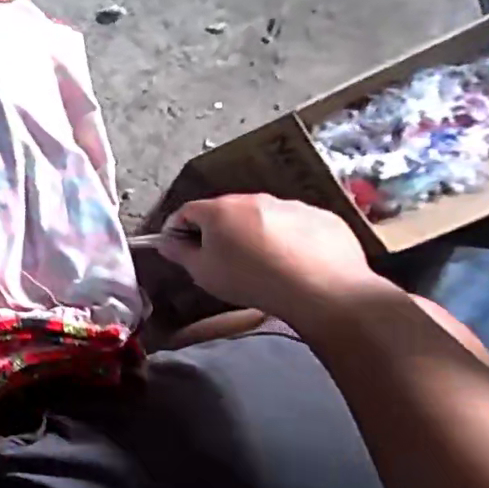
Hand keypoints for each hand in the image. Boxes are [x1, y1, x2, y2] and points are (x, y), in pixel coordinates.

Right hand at [156, 195, 396, 327]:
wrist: (322, 288)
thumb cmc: (251, 279)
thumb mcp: (203, 272)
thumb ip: (180, 253)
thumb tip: (167, 242)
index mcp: (220, 209)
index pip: (186, 211)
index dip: (176, 229)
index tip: (177, 247)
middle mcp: (254, 199)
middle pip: (225, 211)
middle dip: (216, 230)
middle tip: (218, 258)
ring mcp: (291, 205)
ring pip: (260, 216)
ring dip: (252, 233)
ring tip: (258, 263)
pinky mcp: (321, 217)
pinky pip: (294, 225)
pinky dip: (286, 238)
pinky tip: (291, 263)